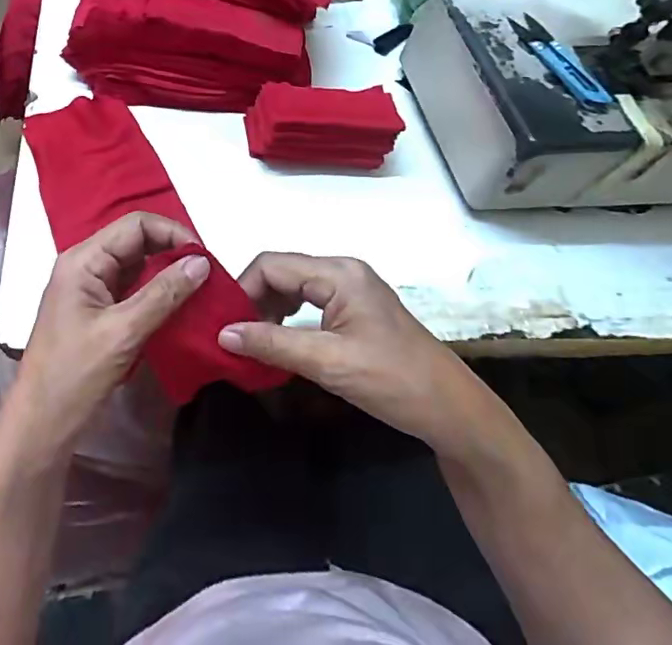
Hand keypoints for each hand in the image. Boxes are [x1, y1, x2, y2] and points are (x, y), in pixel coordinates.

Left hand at [11, 213, 209, 449]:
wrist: (41, 426)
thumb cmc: (74, 375)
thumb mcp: (123, 332)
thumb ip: (164, 294)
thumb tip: (202, 263)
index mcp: (83, 260)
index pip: (136, 225)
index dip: (173, 233)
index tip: (204, 258)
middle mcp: (86, 265)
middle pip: (138, 240)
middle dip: (173, 251)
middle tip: (206, 274)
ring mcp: (92, 288)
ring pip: (138, 264)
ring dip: (168, 272)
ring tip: (200, 288)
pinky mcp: (98, 310)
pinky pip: (134, 287)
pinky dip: (158, 291)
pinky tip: (181, 304)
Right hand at [217, 254, 497, 454]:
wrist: (449, 407)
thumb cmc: (392, 380)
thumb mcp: (328, 362)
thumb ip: (273, 343)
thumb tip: (223, 333)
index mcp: (339, 273)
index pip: (272, 264)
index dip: (243, 290)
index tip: (224, 326)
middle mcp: (343, 271)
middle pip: (282, 272)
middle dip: (253, 301)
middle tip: (234, 338)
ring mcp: (352, 289)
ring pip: (294, 287)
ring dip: (269, 311)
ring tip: (252, 344)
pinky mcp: (356, 309)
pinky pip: (310, 302)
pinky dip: (288, 320)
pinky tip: (279, 344)